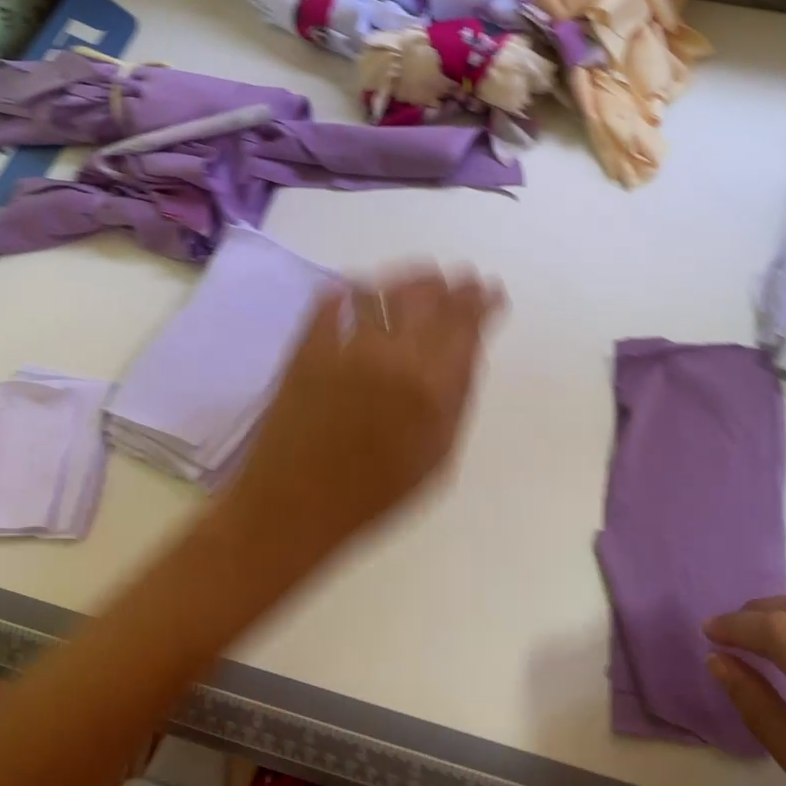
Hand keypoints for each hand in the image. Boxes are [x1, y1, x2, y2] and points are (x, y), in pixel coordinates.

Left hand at [229, 266, 505, 543]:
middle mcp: (394, 354)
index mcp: (432, 385)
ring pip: (387, 289)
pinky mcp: (308, 344)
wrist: (295, 506)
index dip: (482, 302)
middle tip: (461, 280)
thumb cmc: (376, 494)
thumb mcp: (438, 456)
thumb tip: (469, 352)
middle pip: (430, 297)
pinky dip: (355, 288)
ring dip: (411, 278)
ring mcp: (347, 345)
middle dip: (453, 285)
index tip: (490, 293)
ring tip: (424, 278)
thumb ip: (458, 398)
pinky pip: (336, 299)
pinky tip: (366, 288)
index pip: (466, 323)